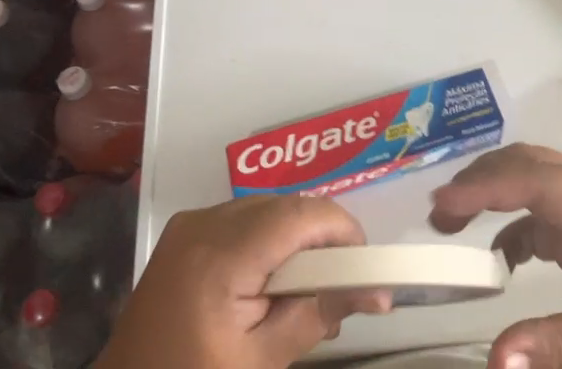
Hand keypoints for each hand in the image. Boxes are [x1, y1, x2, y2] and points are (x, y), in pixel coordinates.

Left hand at [96, 195, 391, 368]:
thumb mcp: (260, 361)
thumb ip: (316, 315)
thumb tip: (376, 291)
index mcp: (220, 255)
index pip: (298, 215)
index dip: (341, 230)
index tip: (368, 266)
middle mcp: (204, 222)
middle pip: (285, 208)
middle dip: (322, 241)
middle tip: (341, 291)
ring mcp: (191, 223)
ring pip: (266, 209)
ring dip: (296, 241)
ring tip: (307, 295)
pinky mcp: (185, 232)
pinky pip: (242, 220)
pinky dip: (268, 242)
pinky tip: (272, 285)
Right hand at [430, 144, 561, 368]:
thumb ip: (561, 349)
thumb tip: (494, 356)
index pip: (542, 183)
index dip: (489, 187)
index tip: (443, 207)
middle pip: (536, 167)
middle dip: (484, 178)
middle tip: (439, 213)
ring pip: (539, 185)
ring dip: (495, 195)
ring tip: (452, 224)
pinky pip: (549, 219)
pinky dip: (515, 228)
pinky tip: (499, 257)